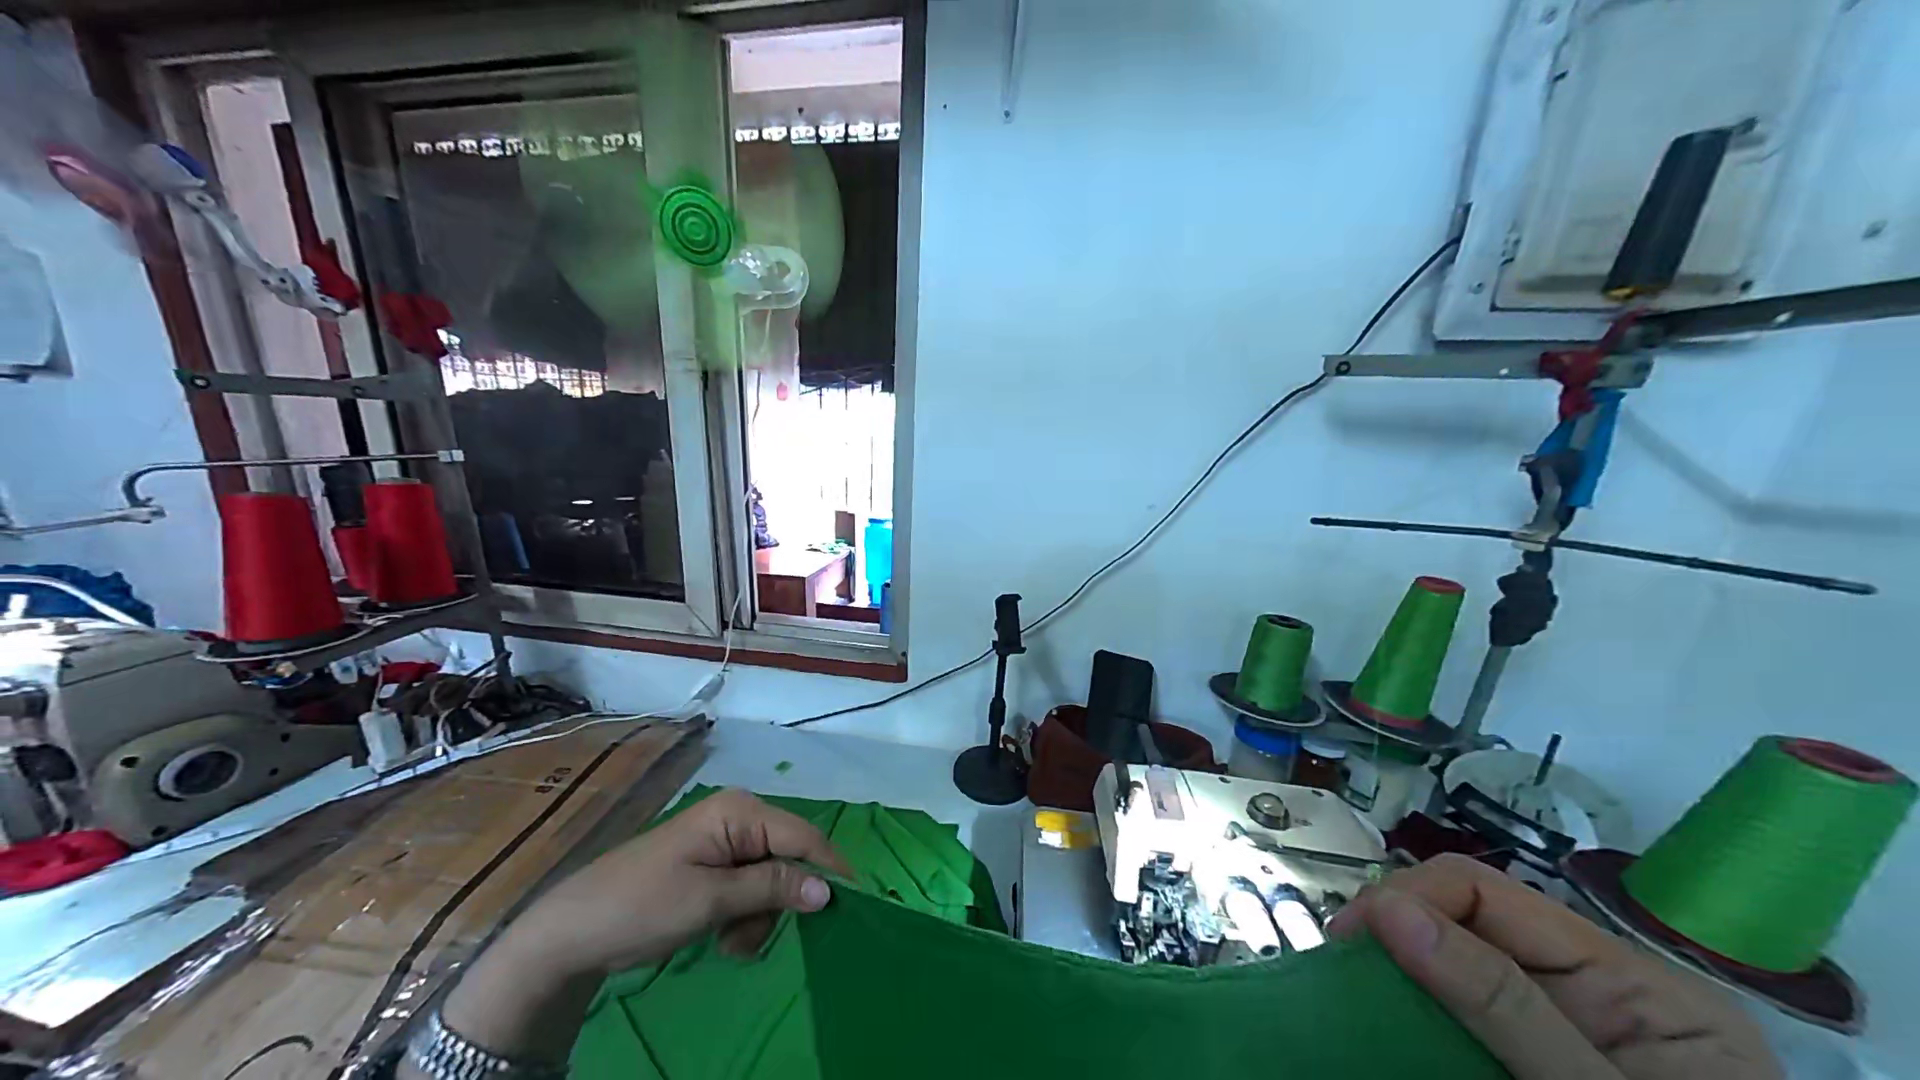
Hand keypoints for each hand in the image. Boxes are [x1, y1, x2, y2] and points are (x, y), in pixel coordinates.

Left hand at [494, 786, 850, 975]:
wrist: (572, 932)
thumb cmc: (641, 905)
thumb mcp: (711, 900)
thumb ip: (771, 888)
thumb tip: (828, 889)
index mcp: (740, 810)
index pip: (802, 834)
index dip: (828, 868)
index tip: (851, 904)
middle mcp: (739, 817)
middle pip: (789, 858)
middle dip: (778, 902)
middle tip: (751, 938)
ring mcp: (726, 841)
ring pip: (773, 880)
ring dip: (759, 916)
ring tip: (728, 944)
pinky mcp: (716, 865)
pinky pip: (752, 888)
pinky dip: (744, 917)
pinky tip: (721, 937)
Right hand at [1327, 854, 1780, 1079]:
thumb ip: (1501, 1003)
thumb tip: (1386, 907)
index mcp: (1633, 982)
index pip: (1485, 890)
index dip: (1406, 898)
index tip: (1347, 942)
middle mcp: (1598, 991)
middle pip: (1467, 922)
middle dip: (1397, 936)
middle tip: (1344, 976)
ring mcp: (1569, 1028)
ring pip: (1456, 964)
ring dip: (1401, 973)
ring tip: (1357, 996)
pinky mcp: (1538, 1059)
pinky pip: (1466, 1014)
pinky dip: (1422, 1016)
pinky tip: (1393, 1026)